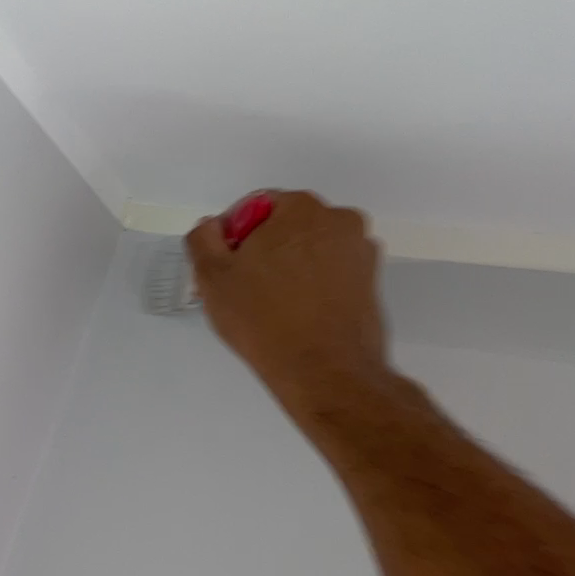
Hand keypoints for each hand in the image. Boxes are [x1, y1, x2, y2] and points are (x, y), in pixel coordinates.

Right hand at [186, 191, 389, 399]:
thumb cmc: (261, 316)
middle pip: (284, 225)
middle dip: (260, 247)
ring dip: (285, 265)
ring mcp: (361, 252)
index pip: (255, 206)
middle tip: (240, 285)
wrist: (324, 369)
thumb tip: (212, 227)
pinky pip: (328, 270)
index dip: (232, 234)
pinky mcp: (371, 282)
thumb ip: (203, 237)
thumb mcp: (211, 274)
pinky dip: (309, 282)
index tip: (225, 265)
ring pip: (307, 248)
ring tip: (266, 302)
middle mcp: (339, 221)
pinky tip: (292, 311)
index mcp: (301, 210)